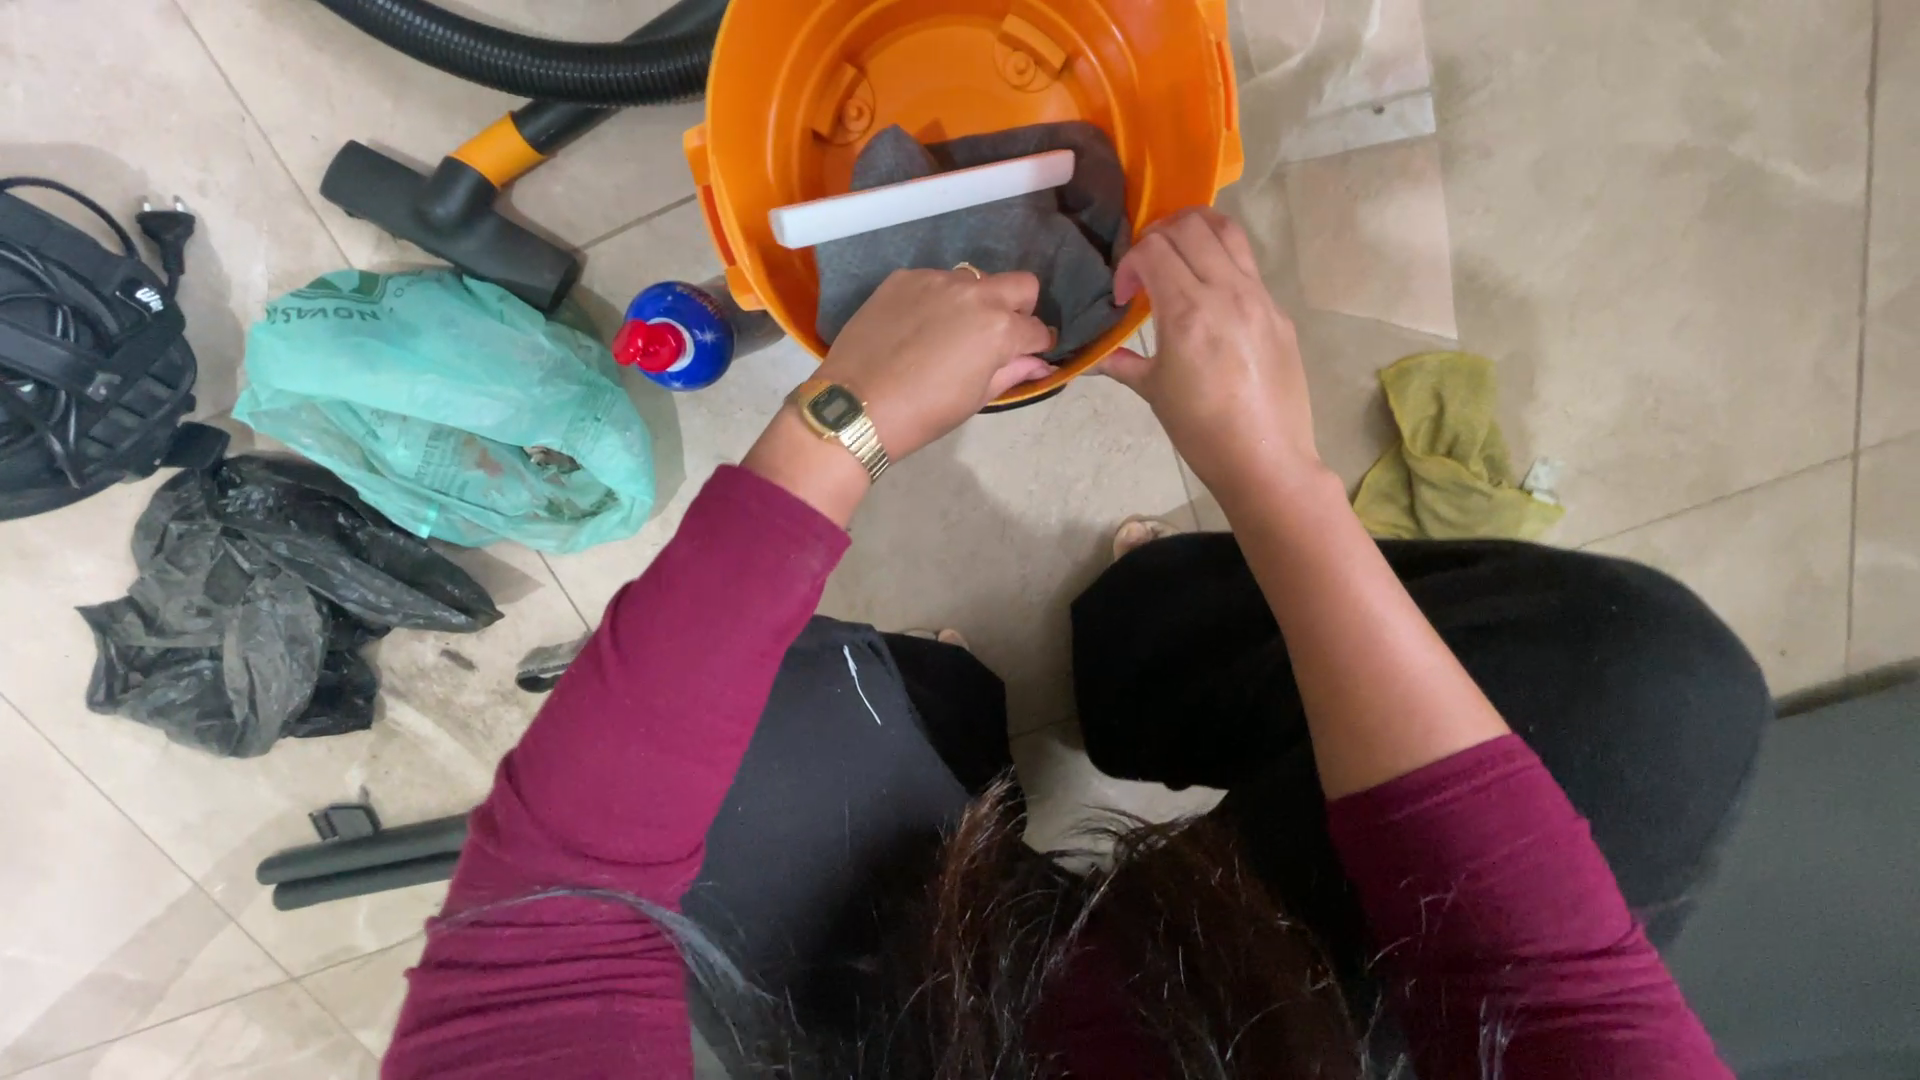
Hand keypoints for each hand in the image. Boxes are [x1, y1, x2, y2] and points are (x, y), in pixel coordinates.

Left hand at [742, 267, 1051, 524]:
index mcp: (999, 329)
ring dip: (974, 302)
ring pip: (974, 279)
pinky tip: (916, 328)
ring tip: (950, 333)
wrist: (856, 406)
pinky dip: (936, 300)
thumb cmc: (923, 414)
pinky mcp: (903, 278)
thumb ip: (1012, 373)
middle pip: (1020, 285)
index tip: (1027, 356)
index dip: (1037, 346)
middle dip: (1019, 309)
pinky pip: (934, 281)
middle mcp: (974, 293)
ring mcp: (936, 280)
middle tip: (998, 337)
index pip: (1037, 329)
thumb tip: (1040, 364)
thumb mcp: (975, 399)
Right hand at [1102, 208, 1321, 500]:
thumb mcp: (1153, 392)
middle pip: (1189, 226)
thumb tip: (1092, 355)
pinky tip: (1209, 298)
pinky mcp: (1277, 311)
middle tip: (1147, 270)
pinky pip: (1247, 265)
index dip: (1129, 263)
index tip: (1123, 296)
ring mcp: (1259, 297)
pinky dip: (1220, 262)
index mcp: (1188, 311)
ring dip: (1195, 233)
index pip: (1153, 249)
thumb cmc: (1200, 431)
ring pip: (1227, 231)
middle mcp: (1227, 291)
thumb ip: (1121, 362)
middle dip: (1157, 237)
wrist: (1264, 458)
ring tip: (1179, 259)